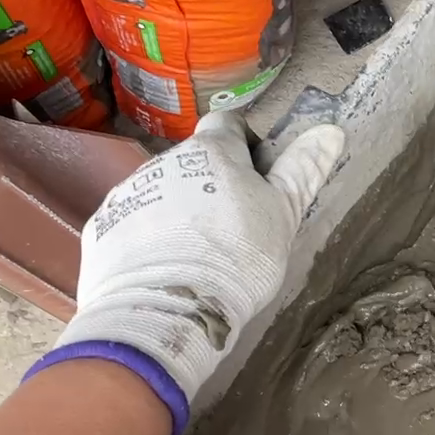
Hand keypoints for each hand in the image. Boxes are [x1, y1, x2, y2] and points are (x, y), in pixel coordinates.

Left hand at [28, 110, 343, 434]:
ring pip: (162, 190)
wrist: (168, 310)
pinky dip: (149, 235)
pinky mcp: (103, 228)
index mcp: (212, 152)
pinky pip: (133, 221)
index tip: (256, 175)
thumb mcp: (284, 213)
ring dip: (179, 207)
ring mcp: (128, 193)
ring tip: (198, 250)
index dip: (244, 143)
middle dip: (211, 182)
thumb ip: (303, 170)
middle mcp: (165, 161)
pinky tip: (165, 265)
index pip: (227, 124)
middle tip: (233, 224)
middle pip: (193, 161)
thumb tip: (332, 130)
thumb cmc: (240, 255)